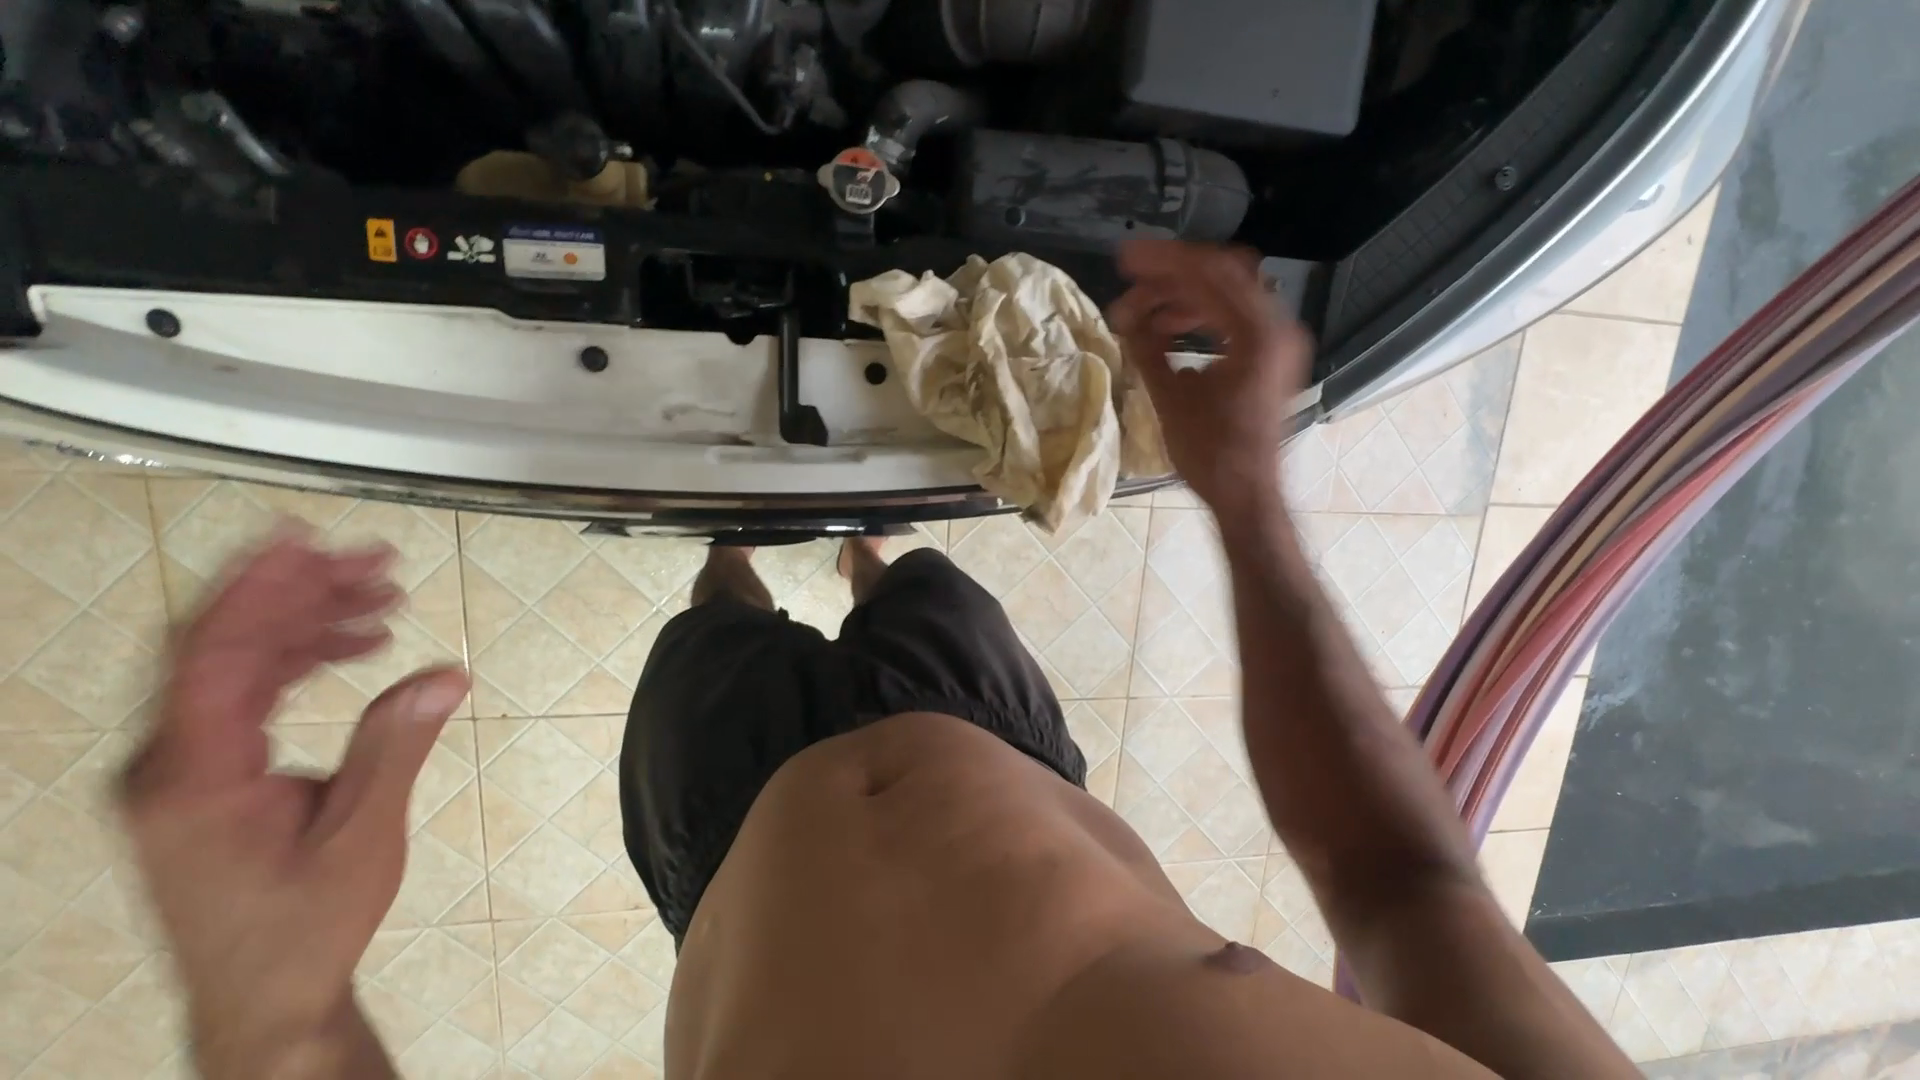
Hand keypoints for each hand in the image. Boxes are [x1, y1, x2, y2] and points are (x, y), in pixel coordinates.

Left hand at [116, 525, 469, 1078]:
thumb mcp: (362, 835)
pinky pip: (248, 690)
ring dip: (308, 621)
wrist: (265, 993)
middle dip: (302, 592)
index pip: (215, 651)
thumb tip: (445, 672)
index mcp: (190, 775)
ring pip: (237, 660)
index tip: (306, 538)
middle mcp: (168, 761)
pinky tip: (357, 646)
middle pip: (225, 642)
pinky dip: (303, 656)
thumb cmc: (304, 927)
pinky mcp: (205, 772)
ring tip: (381, 598)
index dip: (259, 586)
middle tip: (375, 563)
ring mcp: (181, 765)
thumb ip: (397, 745)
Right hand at [1110, 237, 1312, 515]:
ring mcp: (1278, 342)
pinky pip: (1235, 318)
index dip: (1164, 262)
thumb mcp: (1172, 400)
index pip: (1211, 274)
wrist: (1248, 496)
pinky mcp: (1270, 357)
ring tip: (1142, 314)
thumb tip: (1124, 314)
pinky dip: (1201, 316)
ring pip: (1228, 296)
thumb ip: (1147, 348)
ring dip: (1183, 298)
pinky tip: (1167, 331)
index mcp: (1259, 334)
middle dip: (1173, 276)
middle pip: (1223, 276)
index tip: (1126, 259)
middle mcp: (1278, 328)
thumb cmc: (1212, 456)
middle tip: (1131, 281)